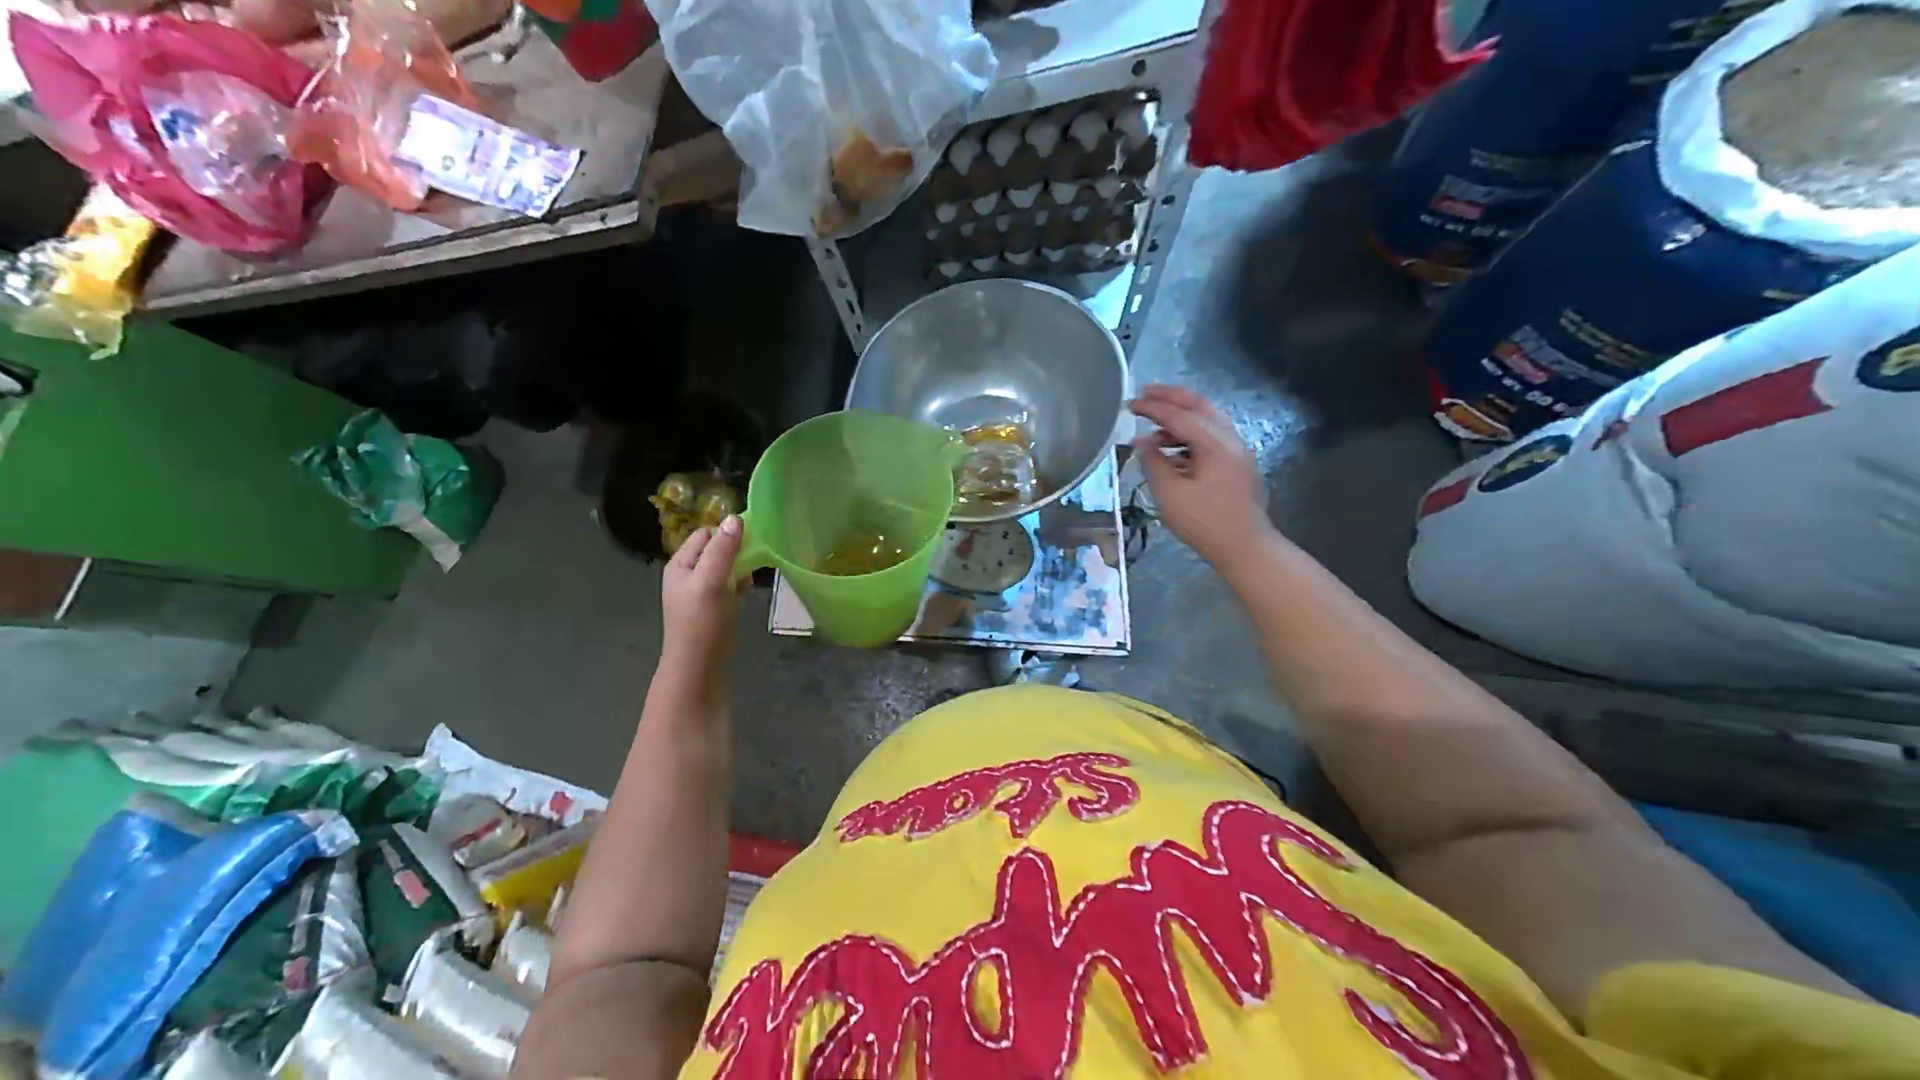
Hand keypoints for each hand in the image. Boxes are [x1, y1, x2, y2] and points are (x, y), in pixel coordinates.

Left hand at [659, 515, 744, 687]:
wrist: (699, 665)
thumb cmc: (702, 621)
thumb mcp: (711, 581)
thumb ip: (722, 550)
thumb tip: (735, 518)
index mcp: (680, 564)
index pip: (705, 534)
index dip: (725, 532)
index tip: (750, 538)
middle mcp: (688, 574)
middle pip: (715, 548)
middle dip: (735, 548)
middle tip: (755, 554)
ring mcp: (701, 590)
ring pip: (724, 566)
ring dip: (740, 565)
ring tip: (753, 572)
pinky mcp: (714, 605)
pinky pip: (729, 583)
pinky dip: (740, 581)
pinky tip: (749, 587)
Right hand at [1129, 384, 1272, 568]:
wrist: (1245, 547)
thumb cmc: (1205, 523)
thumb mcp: (1170, 495)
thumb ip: (1153, 463)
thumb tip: (1141, 442)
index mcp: (1217, 445)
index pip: (1181, 415)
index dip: (1153, 408)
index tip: (1130, 404)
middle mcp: (1231, 440)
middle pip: (1200, 407)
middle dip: (1172, 397)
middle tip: (1145, 392)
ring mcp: (1236, 450)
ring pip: (1207, 419)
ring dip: (1180, 415)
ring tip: (1153, 422)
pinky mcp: (1235, 462)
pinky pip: (1210, 435)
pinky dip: (1189, 431)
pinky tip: (1170, 445)